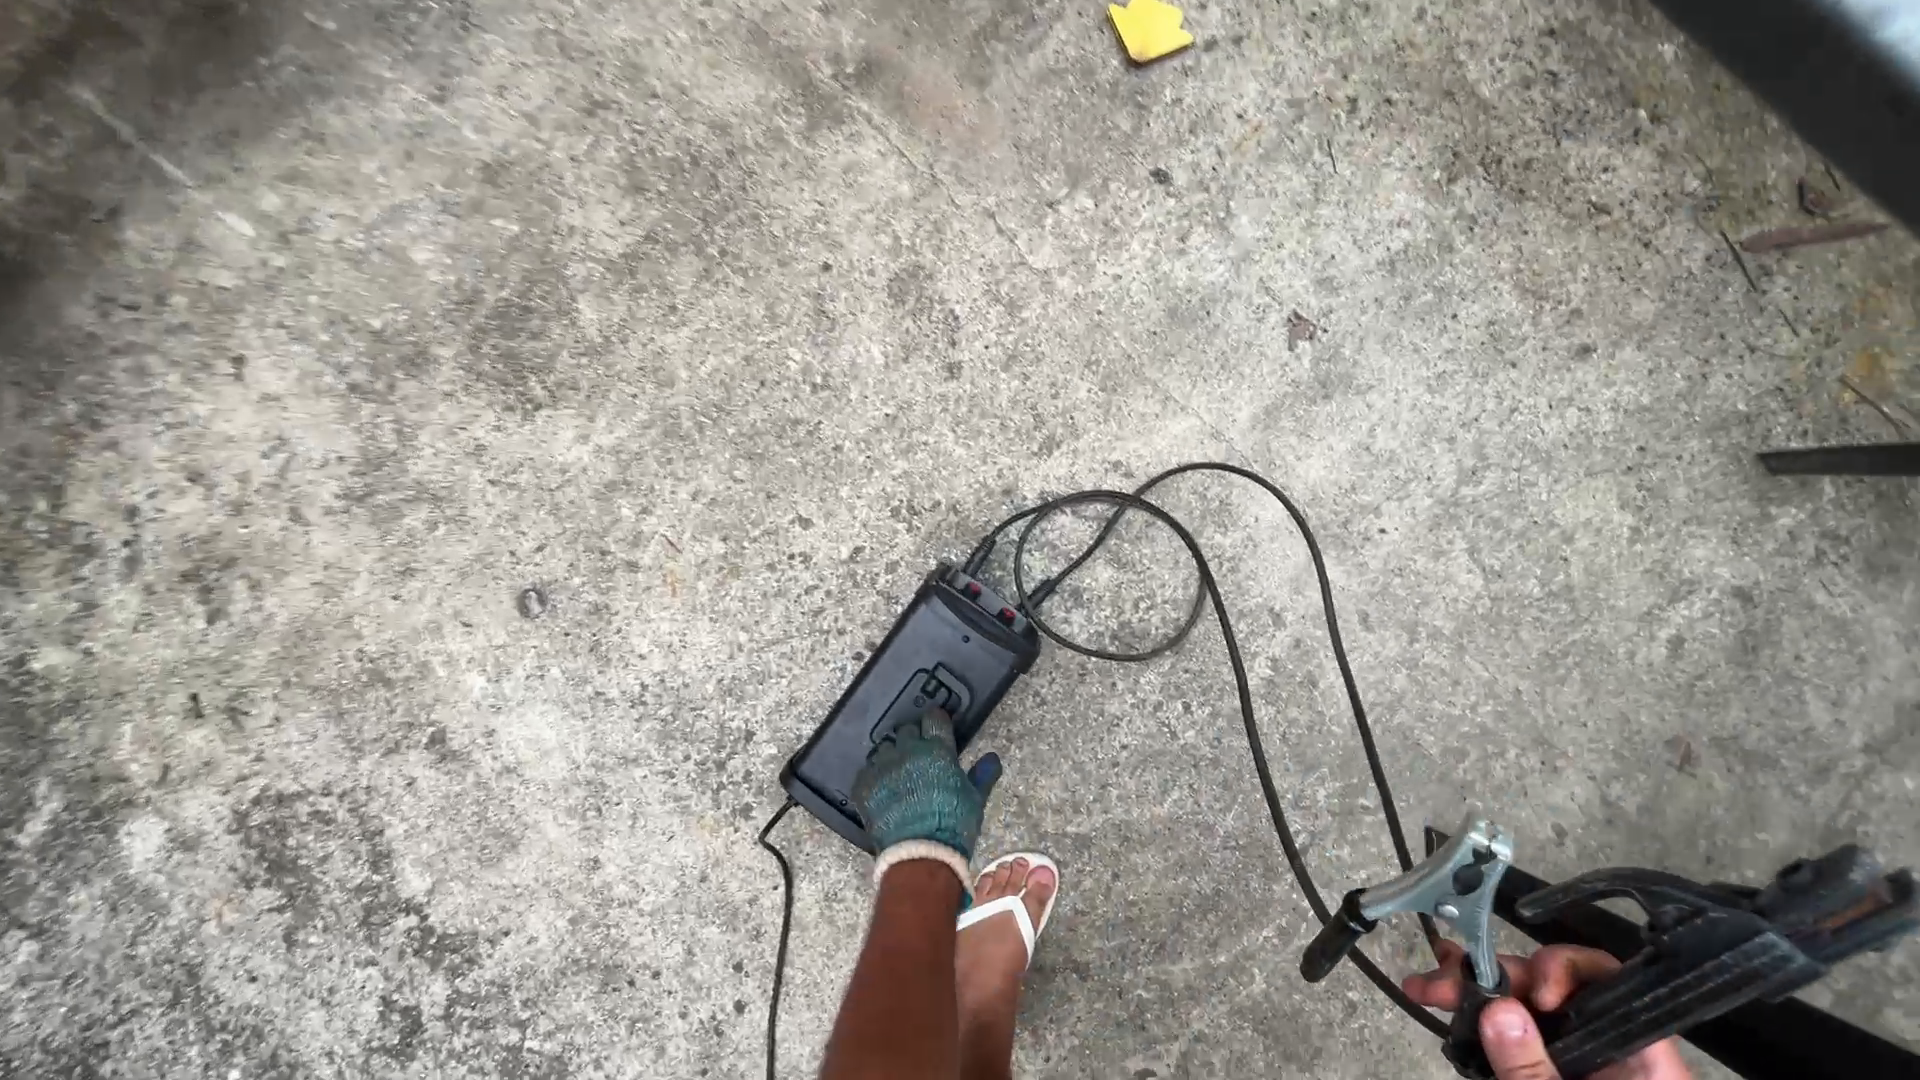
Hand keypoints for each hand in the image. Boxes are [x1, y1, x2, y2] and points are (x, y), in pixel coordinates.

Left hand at [852, 709, 999, 861]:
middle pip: (906, 731)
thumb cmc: (954, 826)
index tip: (938, 728)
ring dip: (892, 757)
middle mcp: (908, 751)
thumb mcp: (975, 800)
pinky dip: (875, 778)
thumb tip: (993, 758)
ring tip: (898, 774)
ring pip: (884, 749)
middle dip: (913, 739)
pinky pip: (867, 772)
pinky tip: (882, 791)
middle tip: (919, 756)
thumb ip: (983, 775)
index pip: (934, 719)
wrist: (920, 855)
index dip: (936, 722)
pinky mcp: (865, 786)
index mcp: (937, 750)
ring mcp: (883, 768)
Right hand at [1403, 942, 1691, 1079]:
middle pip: (1547, 987)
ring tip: (1424, 988)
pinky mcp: (1545, 1074)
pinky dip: (1475, 1016)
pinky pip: (1511, 1033)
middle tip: (1439, 981)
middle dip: (1489, 977)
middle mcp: (1604, 1050)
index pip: (1605, 983)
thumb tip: (1498, 1007)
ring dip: (1469, 990)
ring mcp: (1571, 1062)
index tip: (1530, 991)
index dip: (1564, 969)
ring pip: (1520, 1006)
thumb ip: (1534, 1073)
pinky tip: (1441, 1005)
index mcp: (1636, 1060)